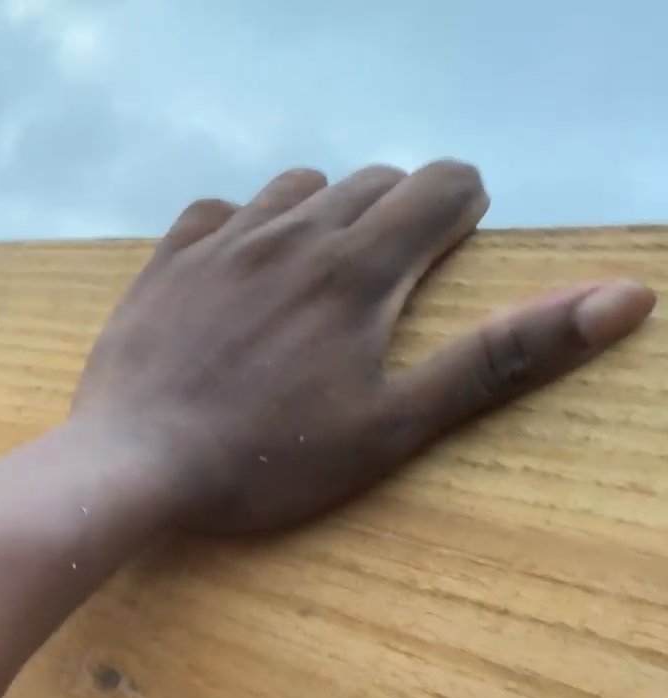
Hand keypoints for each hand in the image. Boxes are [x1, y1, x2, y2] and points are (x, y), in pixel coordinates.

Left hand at [71, 161, 655, 533]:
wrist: (127, 464)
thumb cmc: (257, 460)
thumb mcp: (390, 426)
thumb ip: (496, 359)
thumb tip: (624, 297)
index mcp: (354, 270)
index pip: (441, 186)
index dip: (457, 211)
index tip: (444, 253)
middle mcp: (284, 239)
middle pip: (366, 184)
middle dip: (391, 214)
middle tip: (375, 281)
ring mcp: (212, 251)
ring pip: (287, 190)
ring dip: (315, 213)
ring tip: (305, 272)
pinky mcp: (155, 271)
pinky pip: (206, 214)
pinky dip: (232, 225)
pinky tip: (230, 267)